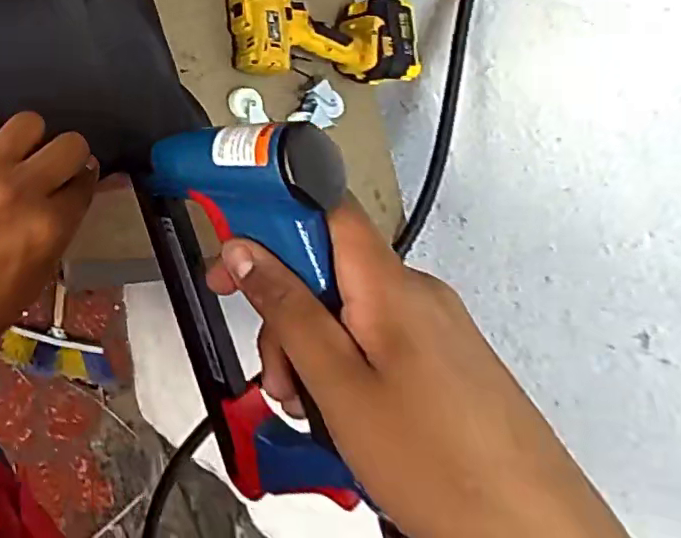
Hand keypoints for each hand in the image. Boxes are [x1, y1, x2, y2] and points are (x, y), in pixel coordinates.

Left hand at [0, 109, 104, 360]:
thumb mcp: (33, 282)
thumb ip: (54, 236)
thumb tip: (63, 204)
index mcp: (48, 226)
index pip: (85, 184)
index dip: (82, 183)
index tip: (73, 184)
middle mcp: (24, 189)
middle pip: (70, 144)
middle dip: (68, 156)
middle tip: (50, 169)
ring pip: (28, 122)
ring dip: (27, 139)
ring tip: (14, 155)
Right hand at [206, 204, 627, 537]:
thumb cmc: (449, 474)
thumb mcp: (338, 385)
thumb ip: (286, 308)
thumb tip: (245, 253)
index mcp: (392, 286)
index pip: (322, 205)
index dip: (268, 210)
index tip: (231, 235)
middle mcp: (417, 294)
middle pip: (324, 266)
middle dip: (283, 307)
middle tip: (274, 364)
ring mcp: (436, 329)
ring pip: (344, 308)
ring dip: (309, 346)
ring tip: (309, 405)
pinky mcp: (445, 363)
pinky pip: (373, 338)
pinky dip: (342, 363)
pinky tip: (338, 410)